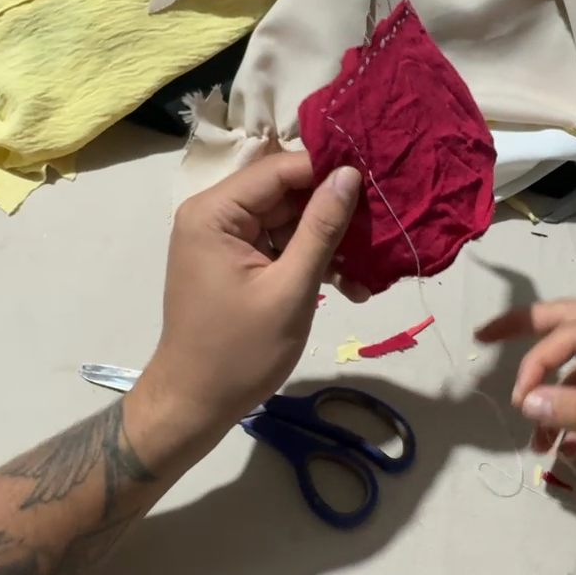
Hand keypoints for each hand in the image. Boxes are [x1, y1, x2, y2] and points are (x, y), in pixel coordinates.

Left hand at [129, 153, 361, 458]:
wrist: (196, 405)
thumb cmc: (239, 351)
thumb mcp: (290, 288)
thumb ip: (321, 228)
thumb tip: (350, 174)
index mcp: (215, 212)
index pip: (279, 169)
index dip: (327, 171)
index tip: (375, 182)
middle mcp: (214, 214)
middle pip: (285, 192)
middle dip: (332, 212)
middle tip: (379, 229)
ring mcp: (225, 238)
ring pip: (289, 219)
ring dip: (328, 242)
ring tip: (368, 270)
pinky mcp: (236, 261)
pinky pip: (280, 244)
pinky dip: (311, 260)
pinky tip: (348, 284)